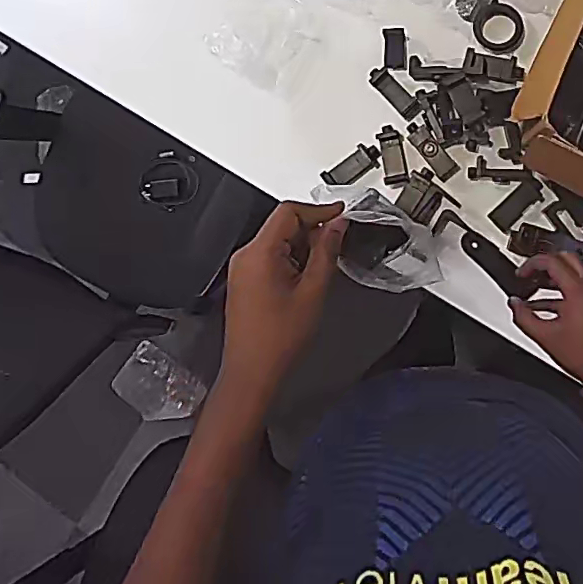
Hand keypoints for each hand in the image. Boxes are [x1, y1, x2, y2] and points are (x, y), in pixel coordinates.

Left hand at [218, 201, 346, 402]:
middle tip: (336, 242)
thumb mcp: (313, 289)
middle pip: (283, 223)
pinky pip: (272, 255)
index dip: (318, 210)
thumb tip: (337, 226)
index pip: (289, 211)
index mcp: (259, 253)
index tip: (339, 214)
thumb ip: (327, 250)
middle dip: (312, 229)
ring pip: (279, 240)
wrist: (253, 373)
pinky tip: (306, 278)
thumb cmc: (276, 340)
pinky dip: (293, 258)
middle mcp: (246, 257)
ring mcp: (243, 269)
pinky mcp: (245, 280)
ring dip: (304, 245)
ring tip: (320, 268)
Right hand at [509, 253, 582, 383]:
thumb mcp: (545, 337)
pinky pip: (579, 289)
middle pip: (567, 259)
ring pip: (574, 274)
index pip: (553, 261)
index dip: (532, 264)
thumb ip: (524, 318)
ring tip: (536, 289)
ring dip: (554, 278)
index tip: (522, 272)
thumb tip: (515, 304)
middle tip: (531, 273)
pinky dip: (563, 292)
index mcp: (577, 290)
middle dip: (545, 263)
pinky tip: (549, 308)